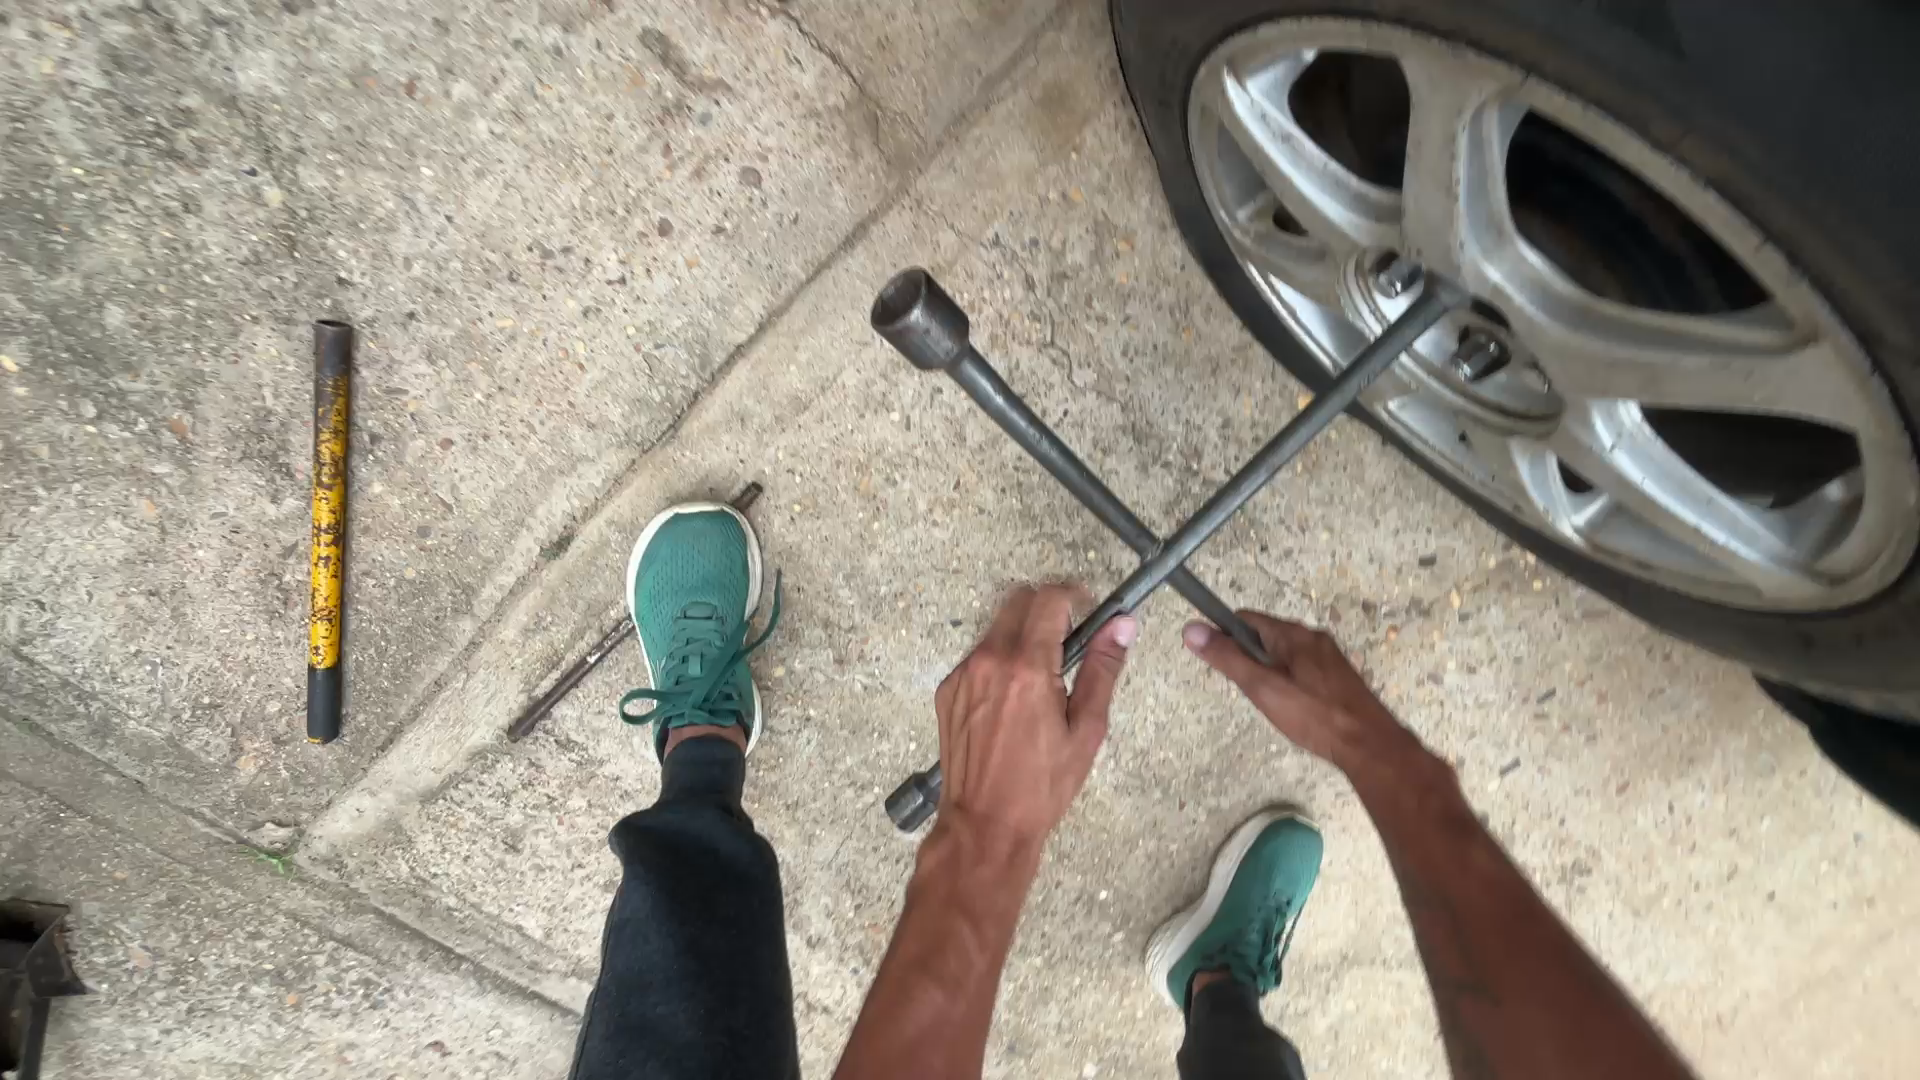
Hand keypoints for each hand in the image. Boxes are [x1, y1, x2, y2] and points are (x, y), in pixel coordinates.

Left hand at [933, 585, 1136, 851]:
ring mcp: (963, 673)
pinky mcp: (948, 689)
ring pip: (996, 626)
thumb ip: (1103, 668)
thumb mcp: (1086, 729)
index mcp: (1027, 667)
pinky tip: (1013, 697)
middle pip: (1018, 600)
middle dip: (1047, 606)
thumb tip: (1122, 625)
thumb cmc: (1042, 785)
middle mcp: (988, 660)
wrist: (984, 824)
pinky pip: (978, 655)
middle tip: (1070, 634)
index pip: (1048, 599)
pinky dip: (999, 659)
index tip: (1088, 605)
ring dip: (1022, 632)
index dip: (1073, 594)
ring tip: (1043, 674)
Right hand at [1183, 611, 1420, 774]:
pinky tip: (1290, 708)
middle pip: (1263, 637)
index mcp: (1293, 634)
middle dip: (1246, 658)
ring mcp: (1328, 658)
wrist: (1372, 748)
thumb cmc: (1314, 716)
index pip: (1245, 619)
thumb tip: (1190, 629)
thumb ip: (1226, 658)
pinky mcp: (1337, 677)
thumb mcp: (1262, 688)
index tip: (1217, 662)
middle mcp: (1312, 638)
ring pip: (1281, 655)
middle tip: (1246, 690)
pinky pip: (1299, 668)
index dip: (1224, 636)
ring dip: (1266, 672)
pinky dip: (1285, 681)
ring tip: (1268, 703)